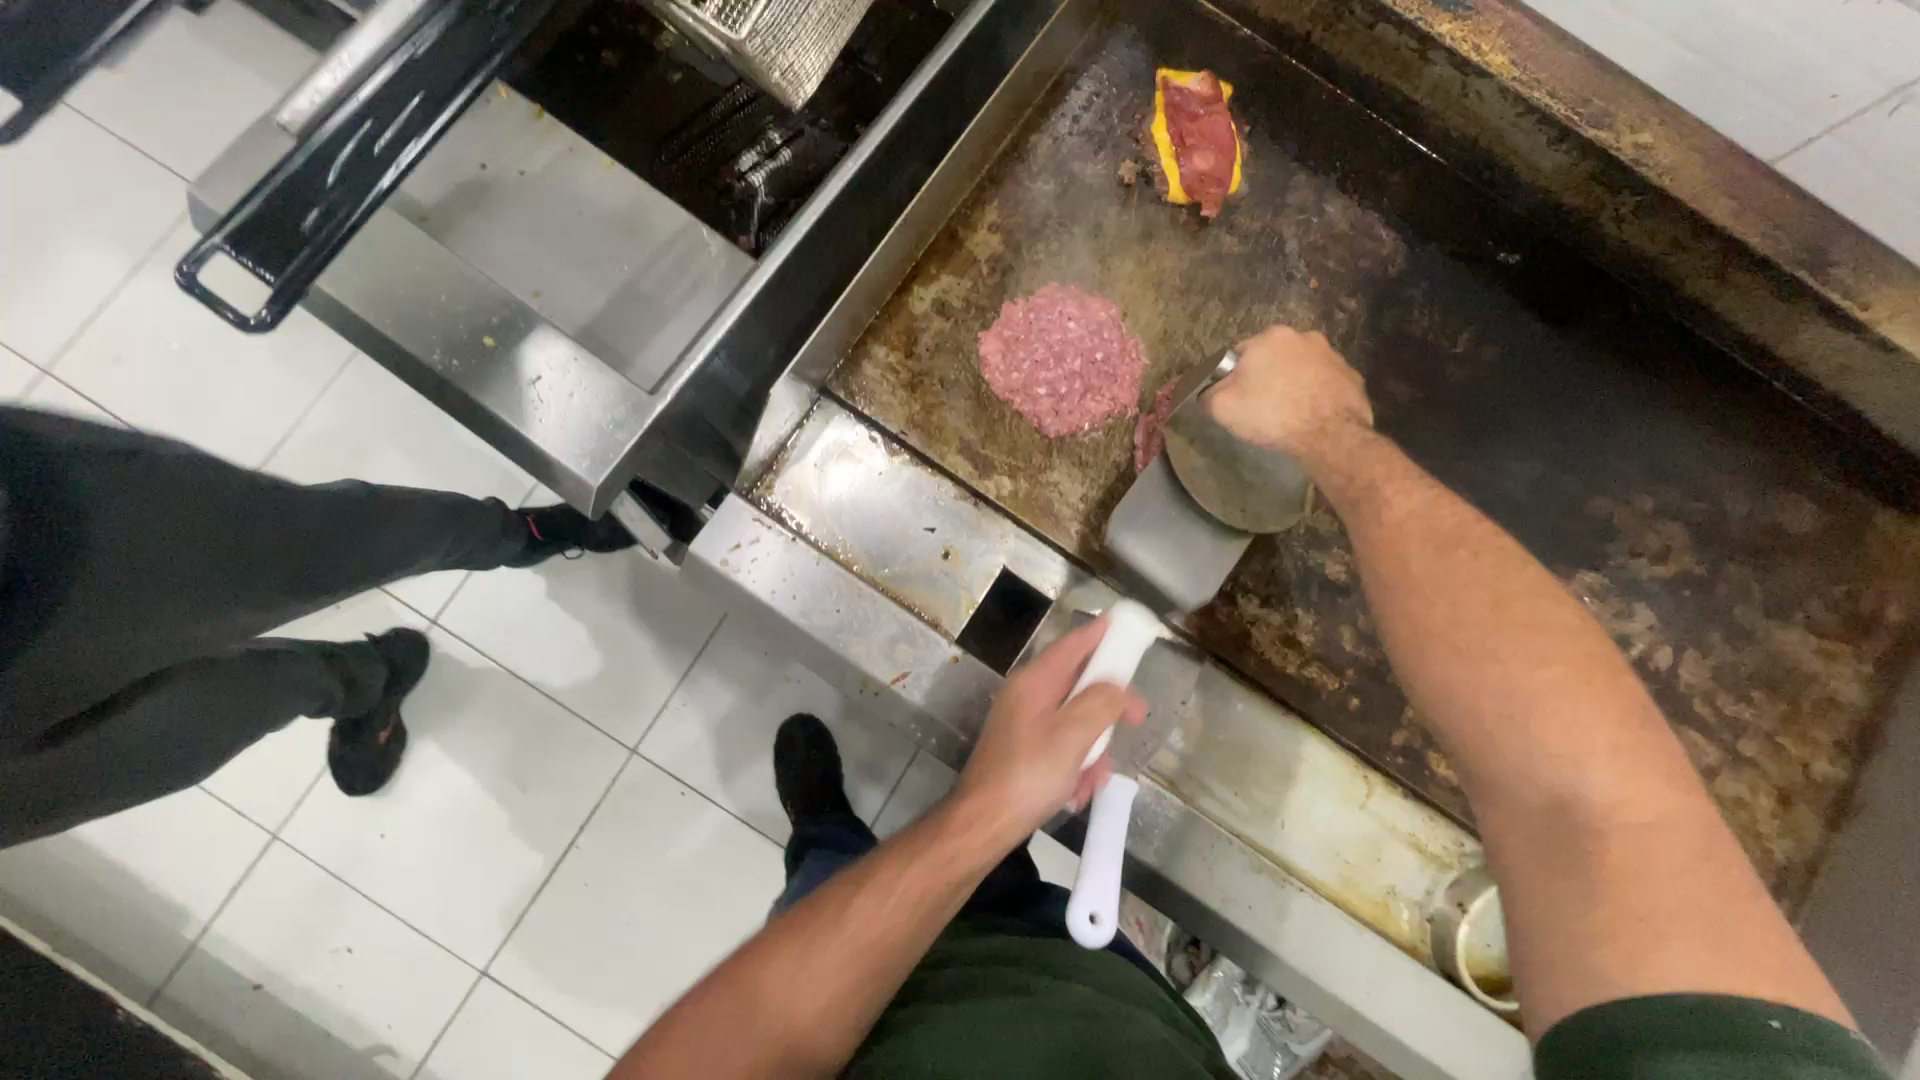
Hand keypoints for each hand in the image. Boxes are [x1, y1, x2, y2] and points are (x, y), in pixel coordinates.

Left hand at [950, 617, 1146, 848]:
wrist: (985, 823)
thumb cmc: (1028, 775)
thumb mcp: (1073, 736)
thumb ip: (1101, 704)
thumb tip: (1120, 687)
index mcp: (1034, 682)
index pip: (1072, 645)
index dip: (1100, 633)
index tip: (1124, 624)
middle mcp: (1027, 696)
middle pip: (1079, 686)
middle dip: (1106, 711)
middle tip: (1135, 720)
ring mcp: (1024, 724)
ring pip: (1076, 723)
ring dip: (1093, 750)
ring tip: (1094, 779)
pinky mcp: (1025, 751)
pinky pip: (1063, 748)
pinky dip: (1076, 767)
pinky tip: (1077, 793)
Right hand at [1205, 325, 1372, 460]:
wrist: (1329, 435)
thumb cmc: (1271, 414)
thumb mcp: (1222, 407)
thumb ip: (1207, 393)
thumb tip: (1206, 392)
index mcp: (1270, 337)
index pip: (1240, 354)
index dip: (1233, 377)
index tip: (1236, 398)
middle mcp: (1303, 337)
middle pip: (1272, 358)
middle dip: (1265, 377)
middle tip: (1261, 406)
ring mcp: (1332, 355)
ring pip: (1300, 369)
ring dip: (1292, 384)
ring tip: (1288, 413)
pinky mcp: (1352, 376)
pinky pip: (1324, 384)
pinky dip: (1316, 395)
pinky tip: (1310, 416)